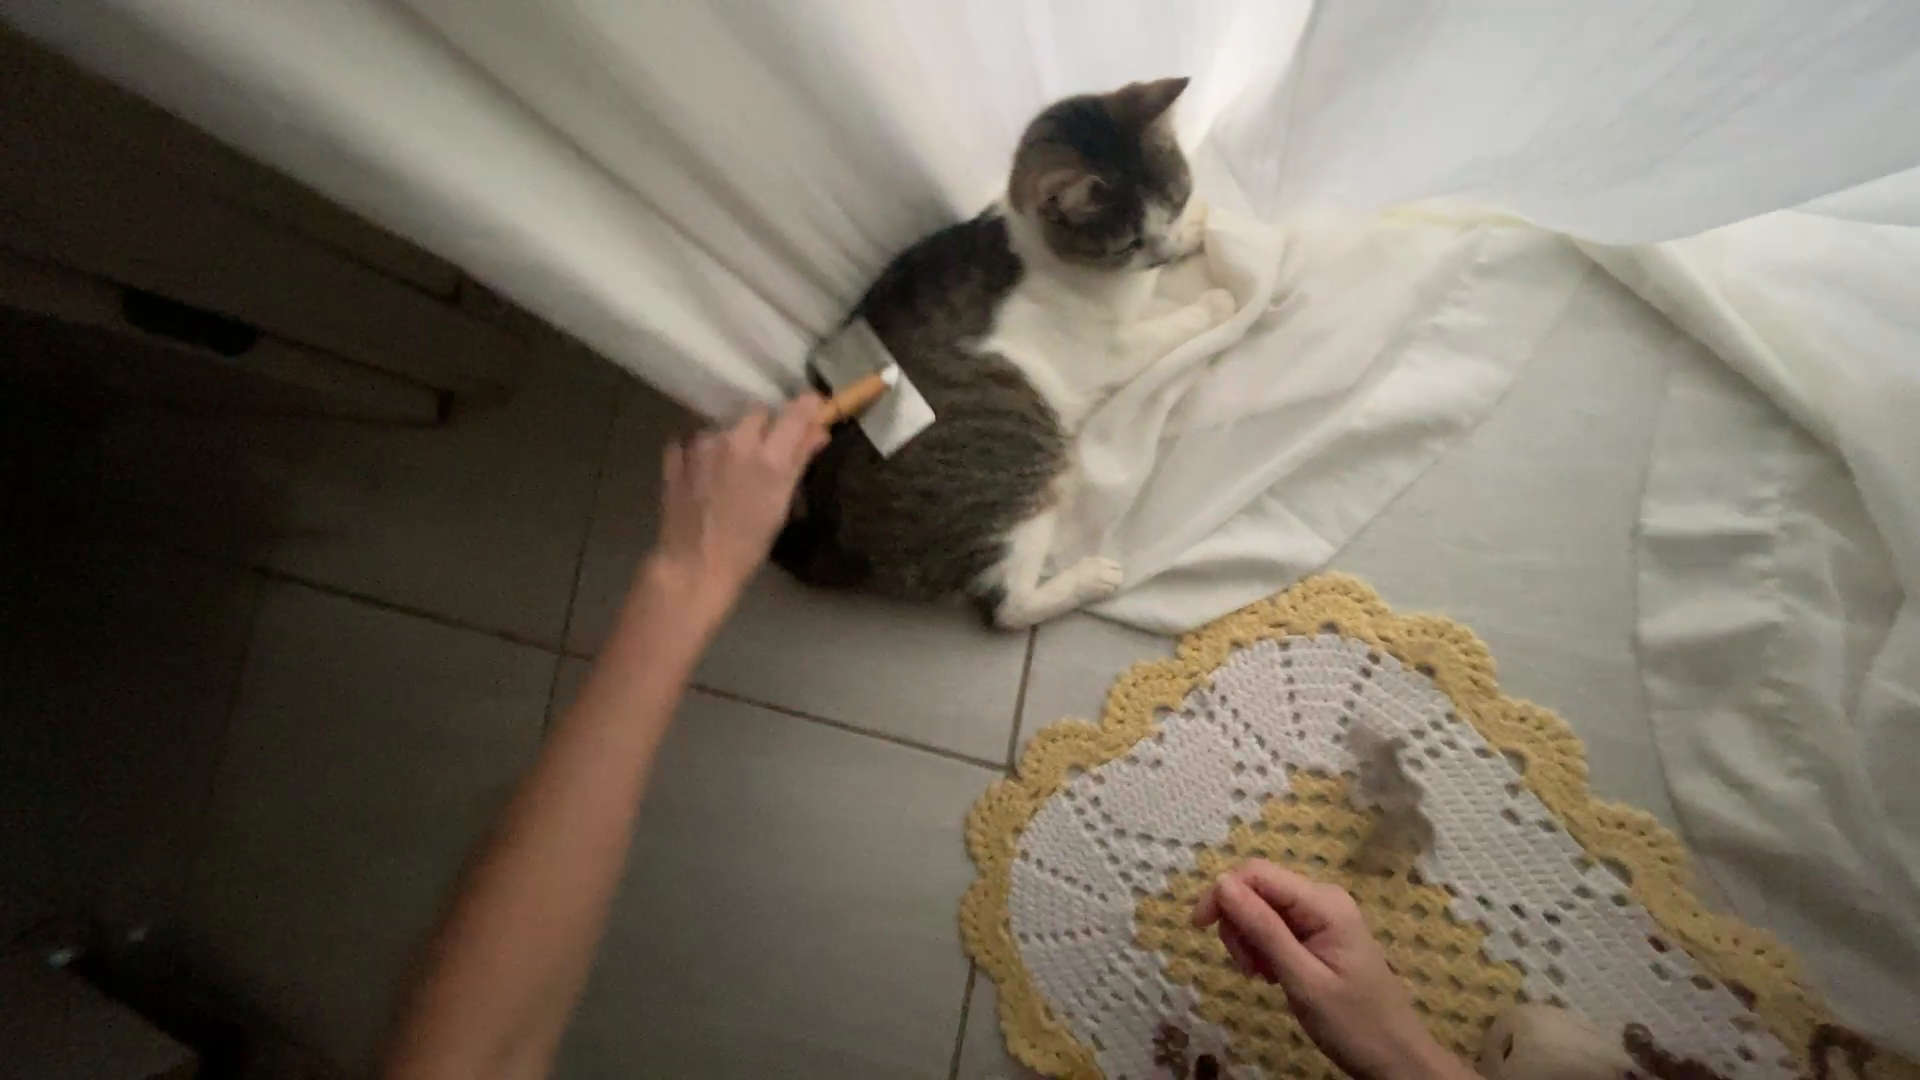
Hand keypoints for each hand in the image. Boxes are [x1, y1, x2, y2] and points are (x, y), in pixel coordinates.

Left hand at [643, 394, 827, 610]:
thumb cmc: (749, 542)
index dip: (808, 407)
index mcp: (768, 455)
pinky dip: (703, 452)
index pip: (796, 411)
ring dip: (733, 440)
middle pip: (757, 411)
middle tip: (768, 453)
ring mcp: (700, 445)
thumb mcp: (782, 503)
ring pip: (725, 426)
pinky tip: (705, 475)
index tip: (814, 411)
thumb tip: (820, 430)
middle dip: (766, 425)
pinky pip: (693, 441)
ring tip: (733, 471)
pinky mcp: (675, 456)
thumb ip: (800, 460)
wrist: (695, 565)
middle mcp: (734, 440)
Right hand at [1191, 860, 1466, 1079]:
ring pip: (1260, 906)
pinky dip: (1262, 946)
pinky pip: (1274, 923)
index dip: (1222, 893)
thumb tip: (1220, 882)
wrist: (1400, 1063)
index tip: (1199, 927)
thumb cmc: (1355, 1024)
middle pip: (1255, 888)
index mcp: (1322, 901)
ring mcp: (1319, 913)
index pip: (1255, 873)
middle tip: (1246, 967)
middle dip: (1237, 922)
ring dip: (1248, 938)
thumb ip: (1263, 929)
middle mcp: (1320, 897)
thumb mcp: (1303, 980)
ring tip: (1261, 975)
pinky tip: (1272, 973)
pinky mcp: (1317, 930)